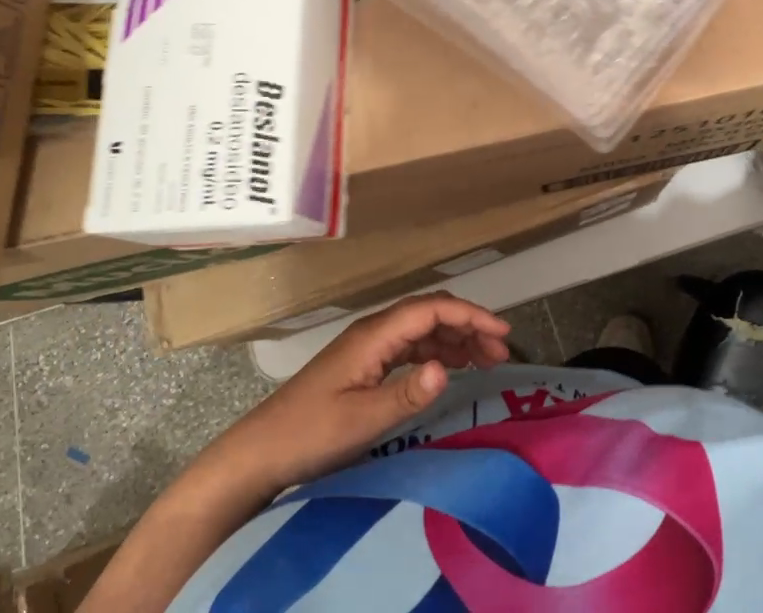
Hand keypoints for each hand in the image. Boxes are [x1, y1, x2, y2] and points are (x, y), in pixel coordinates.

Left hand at [210, 294, 511, 492]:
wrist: (260, 453)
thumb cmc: (309, 434)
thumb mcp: (362, 419)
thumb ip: (407, 394)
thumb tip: (447, 367)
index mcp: (374, 335)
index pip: (432, 310)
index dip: (471, 316)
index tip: (503, 334)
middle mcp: (373, 333)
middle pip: (430, 314)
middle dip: (469, 325)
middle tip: (502, 352)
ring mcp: (367, 348)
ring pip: (422, 330)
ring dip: (456, 338)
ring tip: (487, 360)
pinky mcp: (363, 366)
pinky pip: (410, 347)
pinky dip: (437, 352)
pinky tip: (451, 368)